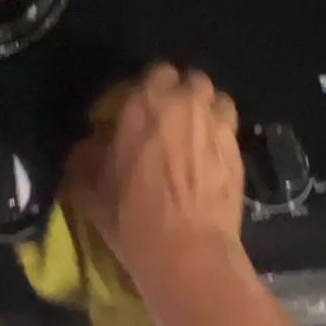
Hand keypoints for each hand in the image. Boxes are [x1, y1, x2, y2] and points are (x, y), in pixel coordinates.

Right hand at [69, 63, 244, 288]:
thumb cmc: (134, 219)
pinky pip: (230, 127)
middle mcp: (186, 105)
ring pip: (216, 98)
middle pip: (191, 79)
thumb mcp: (93, 192)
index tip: (137, 110)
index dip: (148, 88)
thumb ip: (86, 159)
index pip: (155, 72)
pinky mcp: (239, 150)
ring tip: (194, 132)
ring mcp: (218, 126)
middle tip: (167, 119)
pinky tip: (209, 157)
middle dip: (180, 93)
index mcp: (147, 105)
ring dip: (205, 108)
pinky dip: (220, 133)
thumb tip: (86, 146)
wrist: (188, 253)